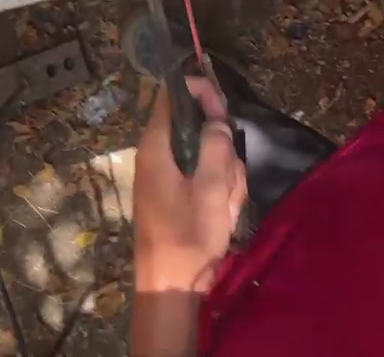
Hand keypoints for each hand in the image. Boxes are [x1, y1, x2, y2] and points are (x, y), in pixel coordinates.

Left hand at [133, 77, 246, 293]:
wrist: (170, 289)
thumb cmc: (187, 238)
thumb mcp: (211, 190)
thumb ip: (216, 148)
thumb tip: (218, 121)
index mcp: (156, 146)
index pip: (172, 93)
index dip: (200, 93)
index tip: (223, 113)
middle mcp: (157, 153)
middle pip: (197, 125)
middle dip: (221, 149)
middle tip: (227, 177)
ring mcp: (166, 174)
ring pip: (206, 152)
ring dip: (224, 175)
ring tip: (224, 207)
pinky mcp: (176, 191)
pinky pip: (204, 175)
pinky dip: (218, 190)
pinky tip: (221, 215)